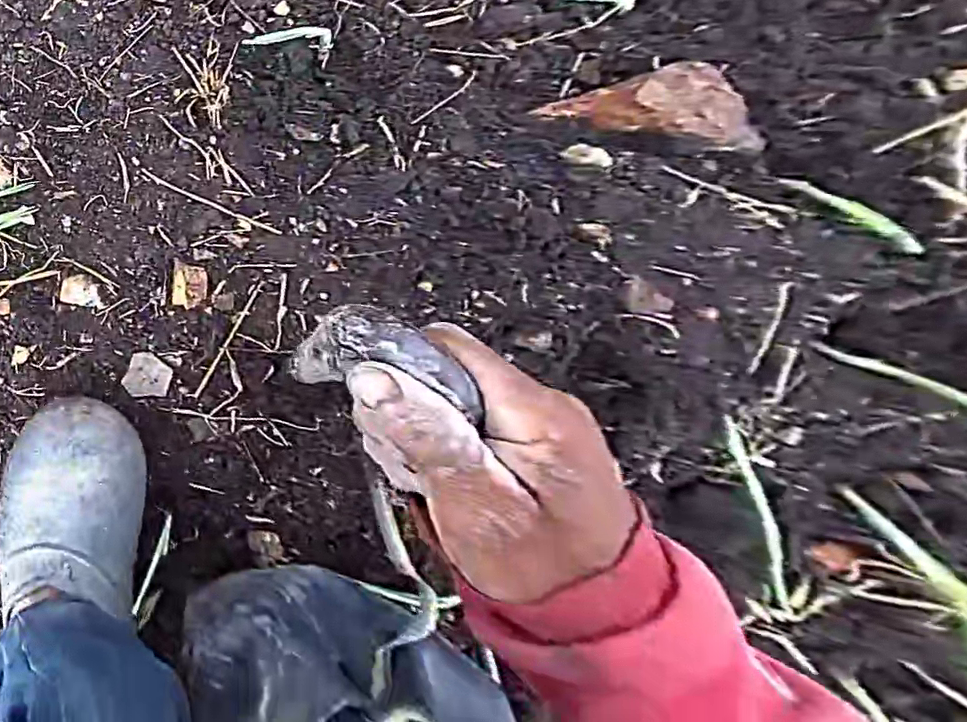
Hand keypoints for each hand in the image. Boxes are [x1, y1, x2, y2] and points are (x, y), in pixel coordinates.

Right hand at [349, 323, 638, 603]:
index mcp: (533, 408)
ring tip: (427, 478)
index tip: (386, 415)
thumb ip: (425, 436)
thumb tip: (372, 377)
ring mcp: (535, 418)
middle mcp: (539, 401)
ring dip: (418, 431)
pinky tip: (442, 478)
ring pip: (444, 394)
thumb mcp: (473, 504)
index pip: (444, 346)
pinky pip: (463, 417)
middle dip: (407, 410)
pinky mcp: (526, 436)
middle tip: (411, 463)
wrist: (594, 620)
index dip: (402, 371)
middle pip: (441, 370)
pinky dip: (439, 444)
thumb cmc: (538, 568)